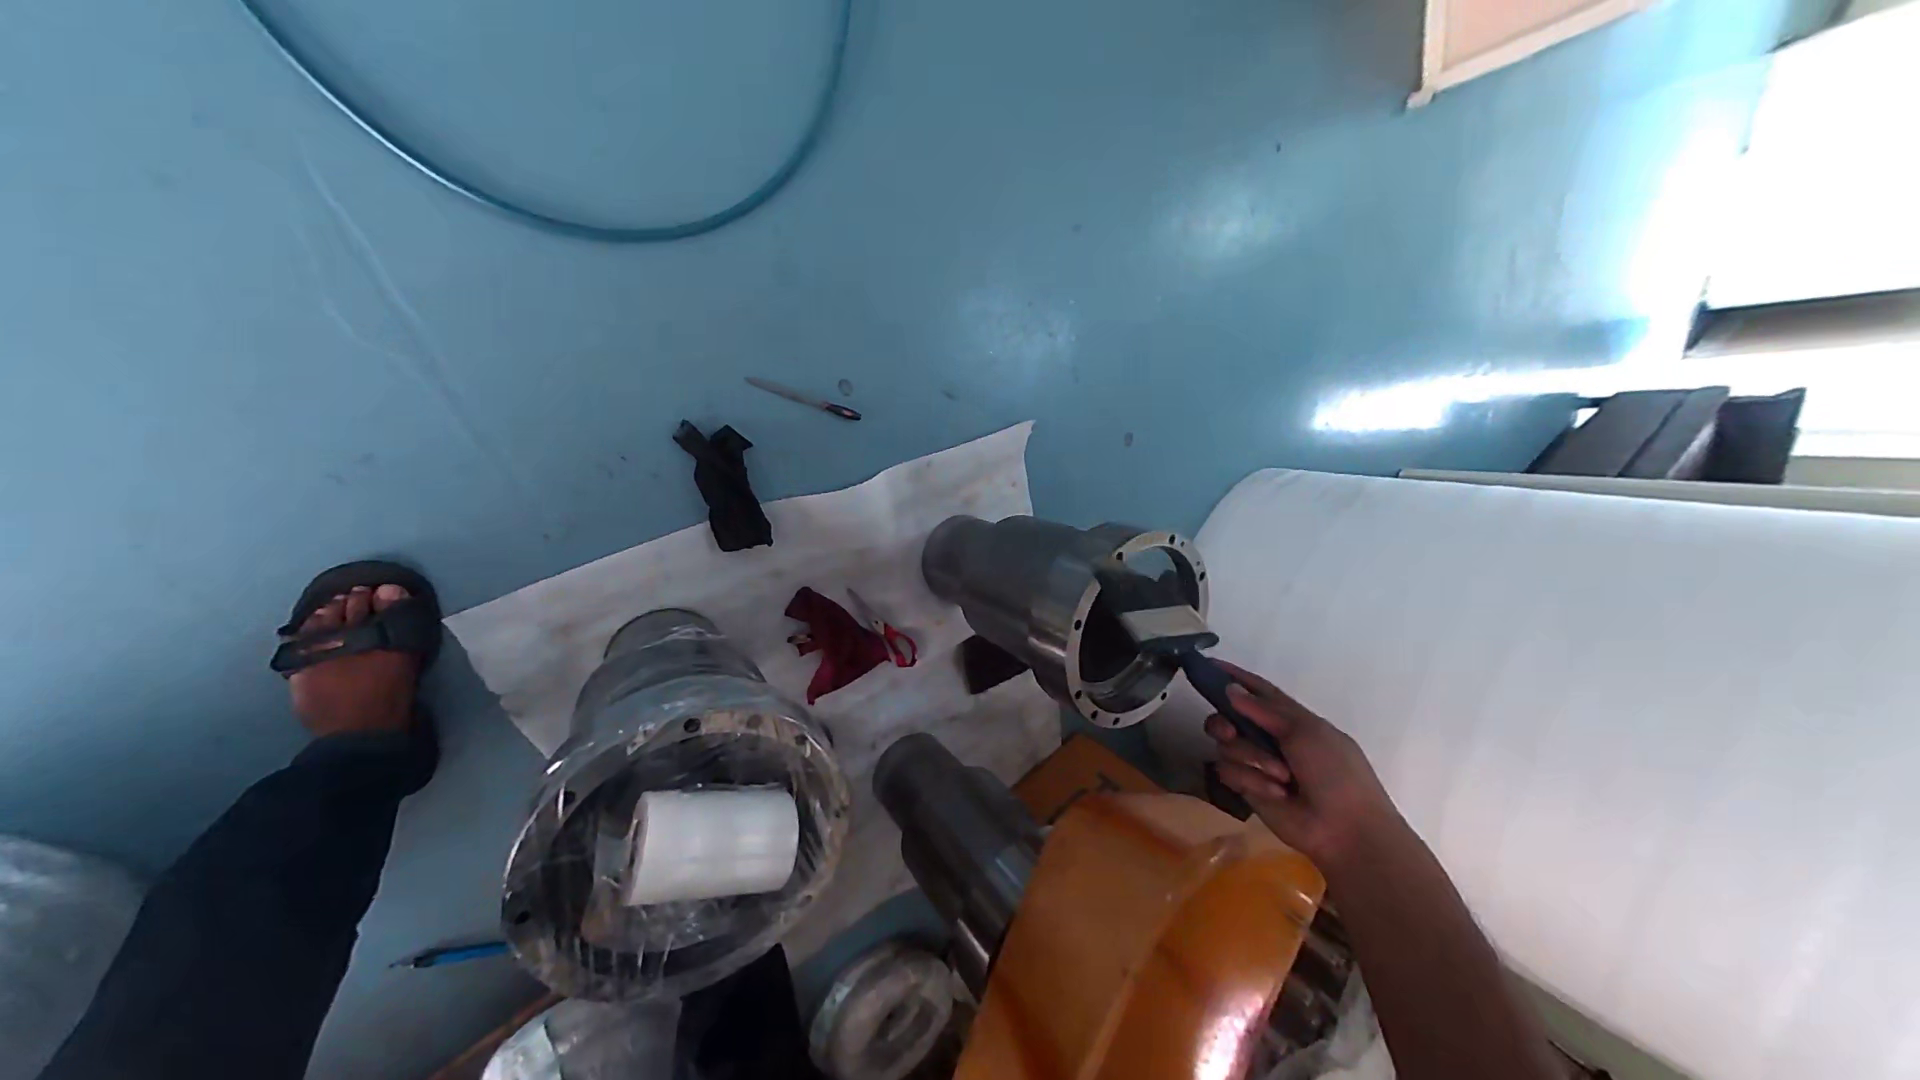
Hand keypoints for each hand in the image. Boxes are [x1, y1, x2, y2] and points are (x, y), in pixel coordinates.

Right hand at [1205, 661, 1404, 870]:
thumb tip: (1230, 689)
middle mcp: (1268, 737)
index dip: (1234, 675)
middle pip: (1228, 717)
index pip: (1257, 690)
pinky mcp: (1246, 787)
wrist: (1345, 828)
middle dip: (1225, 722)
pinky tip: (1275, 793)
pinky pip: (1228, 771)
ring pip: (1226, 745)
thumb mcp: (1306, 732)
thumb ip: (1264, 710)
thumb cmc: (1336, 773)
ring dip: (1252, 758)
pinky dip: (1251, 780)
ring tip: (1280, 777)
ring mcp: (1256, 763)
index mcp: (1289, 719)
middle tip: (1230, 731)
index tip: (1207, 663)